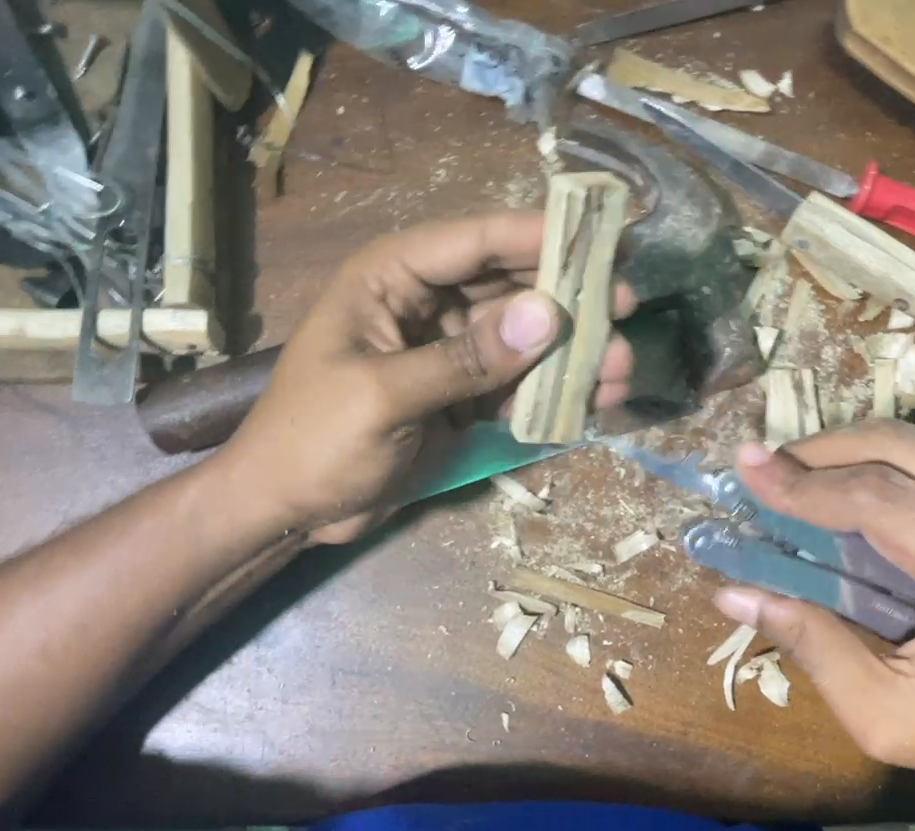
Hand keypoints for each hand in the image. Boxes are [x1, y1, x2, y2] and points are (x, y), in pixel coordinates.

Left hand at [217, 213, 635, 541]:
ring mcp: (446, 354)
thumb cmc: (314, 441)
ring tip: (620, 370)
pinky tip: (590, 403)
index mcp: (391, 279)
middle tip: (626, 308)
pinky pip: (514, 386)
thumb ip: (465, 360)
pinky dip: (549, 394)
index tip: (604, 240)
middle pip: (509, 287)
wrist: (289, 510)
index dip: (540, 236)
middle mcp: (425, 305)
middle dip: (567, 301)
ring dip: (569, 354)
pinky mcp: (459, 398)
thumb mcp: (385, 397)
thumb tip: (549, 316)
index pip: (475, 241)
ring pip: (521, 340)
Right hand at [711, 422, 914, 806]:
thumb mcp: (886, 717)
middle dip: (821, 449)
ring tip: (792, 472)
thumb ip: (813, 649)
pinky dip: (880, 463)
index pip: (886, 501)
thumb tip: (732, 594)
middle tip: (762, 464)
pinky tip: (842, 486)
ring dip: (848, 449)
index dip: (808, 484)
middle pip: (905, 448)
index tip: (748, 472)